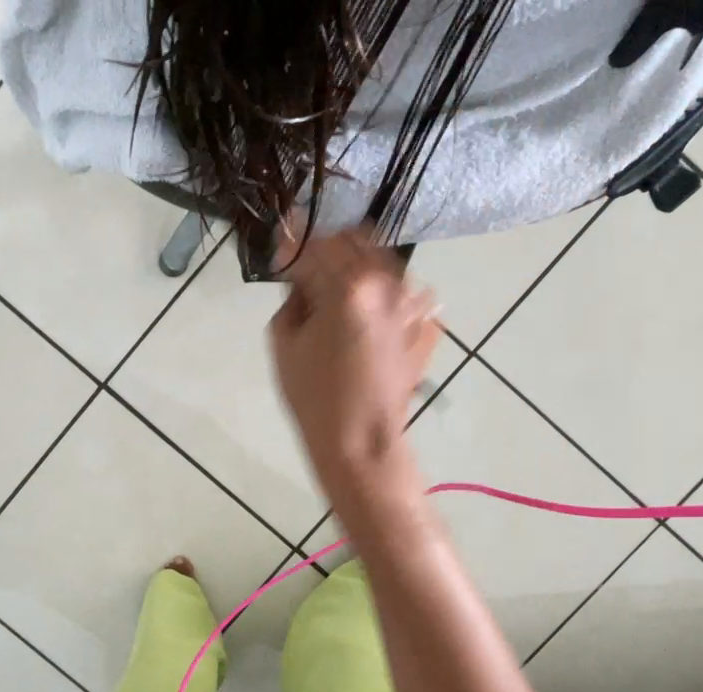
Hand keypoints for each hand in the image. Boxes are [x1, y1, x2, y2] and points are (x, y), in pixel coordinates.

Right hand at [268, 226, 440, 501]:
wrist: (362, 442)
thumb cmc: (314, 399)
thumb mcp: (284, 343)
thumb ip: (293, 297)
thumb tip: (302, 278)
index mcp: (347, 287)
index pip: (313, 244)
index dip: (290, 241)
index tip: (279, 247)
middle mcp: (386, 283)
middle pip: (352, 240)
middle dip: (326, 247)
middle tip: (306, 267)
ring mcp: (410, 302)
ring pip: (380, 259)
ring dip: (355, 264)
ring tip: (335, 288)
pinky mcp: (423, 321)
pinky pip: (401, 290)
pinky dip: (381, 291)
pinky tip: (365, 313)